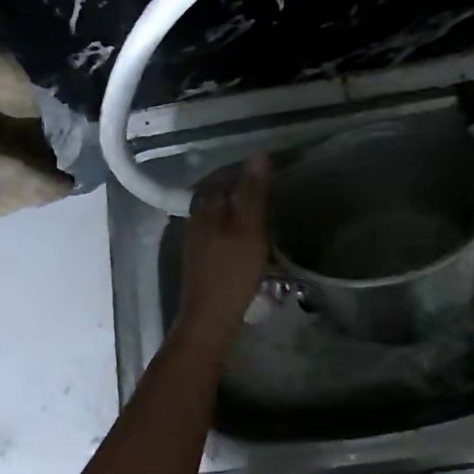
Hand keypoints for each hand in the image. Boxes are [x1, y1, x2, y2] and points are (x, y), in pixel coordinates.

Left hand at [177, 155, 271, 339]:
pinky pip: (220, 226)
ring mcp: (196, 236)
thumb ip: (253, 193)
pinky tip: (252, 232)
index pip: (227, 172)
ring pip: (220, 209)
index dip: (251, 167)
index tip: (277, 165)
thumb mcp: (249, 230)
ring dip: (241, 203)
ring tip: (268, 204)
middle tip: (276, 183)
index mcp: (205, 205)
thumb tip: (259, 155)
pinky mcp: (201, 255)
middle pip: (221, 189)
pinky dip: (237, 221)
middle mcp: (196, 216)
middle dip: (245, 183)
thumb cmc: (232, 273)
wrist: (209, 318)